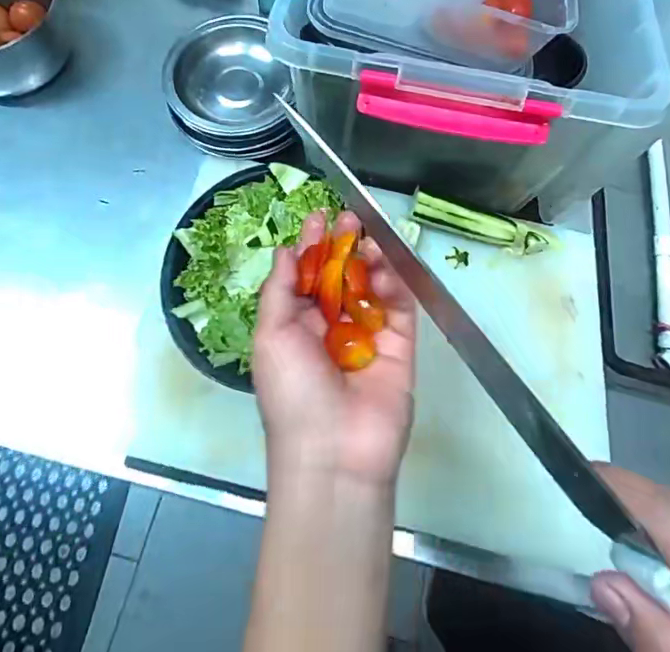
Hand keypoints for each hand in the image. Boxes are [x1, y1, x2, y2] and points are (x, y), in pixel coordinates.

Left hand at [253, 209, 416, 485]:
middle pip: (340, 275)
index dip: (311, 246)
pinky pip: (398, 308)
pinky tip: (383, 265)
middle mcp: (331, 327)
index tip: (318, 216)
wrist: (334, 453)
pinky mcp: (399, 347)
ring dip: (369, 259)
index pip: (305, 276)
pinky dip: (393, 284)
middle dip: (343, 245)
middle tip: (349, 217)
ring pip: (370, 286)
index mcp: (297, 326)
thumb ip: (279, 289)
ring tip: (367, 236)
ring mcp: (367, 336)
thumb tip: (284, 250)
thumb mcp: (270, 336)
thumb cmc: (291, 391)